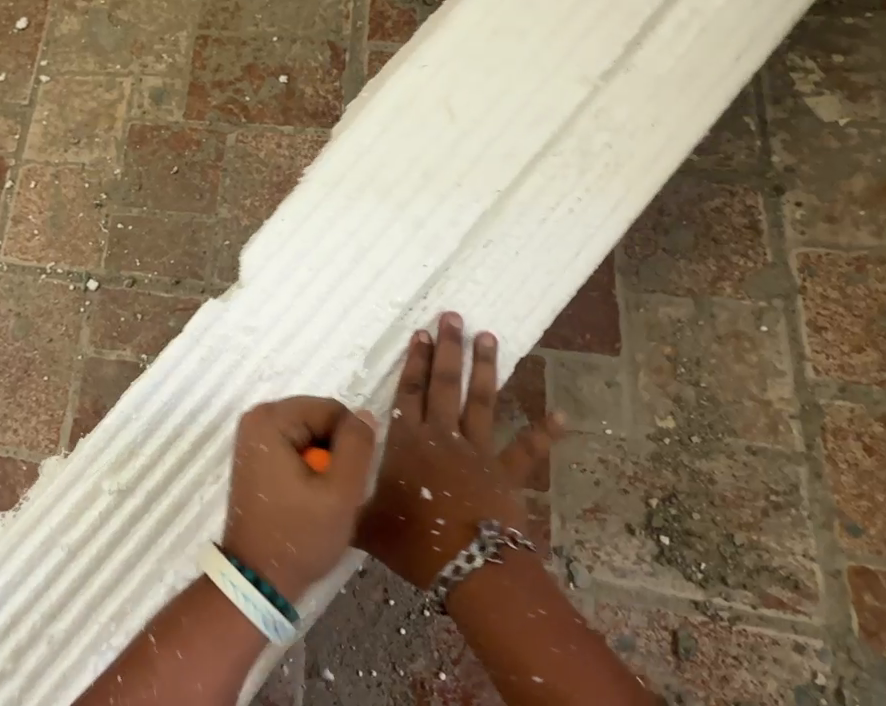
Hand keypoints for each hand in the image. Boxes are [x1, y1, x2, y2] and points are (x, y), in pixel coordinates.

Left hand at [220, 397, 377, 599]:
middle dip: (336, 453)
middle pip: (320, 420)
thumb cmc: (299, 535)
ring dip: (325, 464)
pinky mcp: (256, 457)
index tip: (345, 481)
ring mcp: (253, 438)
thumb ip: (357, 447)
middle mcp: (257, 419)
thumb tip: (365, 414)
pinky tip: (308, 499)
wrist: (259, 577)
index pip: (333, 410)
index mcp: (271, 419)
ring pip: (312, 436)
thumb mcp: (340, 493)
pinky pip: (296, 448)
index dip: (350, 444)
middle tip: (334, 493)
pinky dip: (310, 469)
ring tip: (321, 498)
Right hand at [355, 313, 564, 588]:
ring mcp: (478, 453)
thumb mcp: (364, 522)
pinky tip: (562, 416)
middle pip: (444, 384)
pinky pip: (527, 451)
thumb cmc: (413, 542)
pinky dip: (543, 433)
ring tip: (488, 336)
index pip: (409, 392)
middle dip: (447, 348)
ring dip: (485, 368)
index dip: (413, 361)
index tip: (420, 332)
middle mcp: (442, 437)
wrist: (469, 568)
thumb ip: (346, 498)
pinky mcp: (506, 475)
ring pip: (481, 401)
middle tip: (452, 316)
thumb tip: (324, 485)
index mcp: (407, 443)